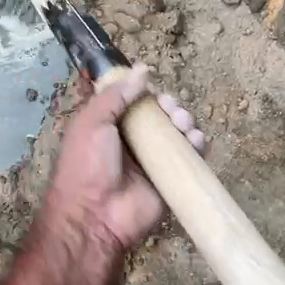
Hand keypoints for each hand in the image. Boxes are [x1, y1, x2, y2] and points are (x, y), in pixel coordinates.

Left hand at [39, 66, 204, 258]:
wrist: (94, 216)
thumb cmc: (87, 165)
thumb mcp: (92, 122)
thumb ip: (116, 95)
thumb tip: (142, 68)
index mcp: (112, 128)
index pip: (138, 103)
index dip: (149, 93)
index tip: (154, 89)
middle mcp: (135, 143)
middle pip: (162, 116)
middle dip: (171, 107)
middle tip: (170, 109)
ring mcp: (155, 162)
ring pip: (179, 134)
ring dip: (185, 122)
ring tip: (182, 124)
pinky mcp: (171, 180)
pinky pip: (191, 158)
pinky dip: (197, 145)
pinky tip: (195, 140)